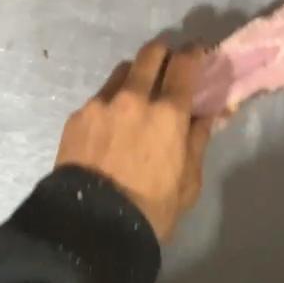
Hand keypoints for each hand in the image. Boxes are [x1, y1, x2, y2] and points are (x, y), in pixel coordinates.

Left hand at [56, 40, 213, 241]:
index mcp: (168, 112)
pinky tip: (110, 125)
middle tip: (167, 66)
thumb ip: (198, 141)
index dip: (193, 52)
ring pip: (123, 70)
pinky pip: (100, 96)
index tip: (197, 53)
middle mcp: (135, 97)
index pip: (184, 62)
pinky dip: (111, 102)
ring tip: (136, 94)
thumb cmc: (150, 210)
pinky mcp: (78, 115)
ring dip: (135, 75)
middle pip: (151, 52)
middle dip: (164, 53)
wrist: (91, 230)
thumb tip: (206, 115)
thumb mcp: (189, 182)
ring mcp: (102, 102)